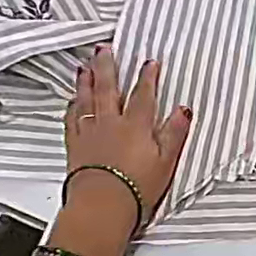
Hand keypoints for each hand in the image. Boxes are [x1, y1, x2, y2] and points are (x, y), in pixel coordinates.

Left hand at [64, 44, 191, 232]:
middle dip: (107, 67)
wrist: (102, 205)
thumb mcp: (167, 160)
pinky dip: (72, 105)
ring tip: (84, 66)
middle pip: (108, 88)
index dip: (147, 77)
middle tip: (105, 50)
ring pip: (86, 99)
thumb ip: (175, 133)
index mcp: (136, 125)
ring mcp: (89, 133)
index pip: (143, 94)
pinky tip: (72, 100)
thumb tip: (184, 111)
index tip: (149, 63)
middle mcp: (111, 123)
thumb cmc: (136, 187)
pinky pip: (71, 118)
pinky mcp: (74, 146)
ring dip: (86, 80)